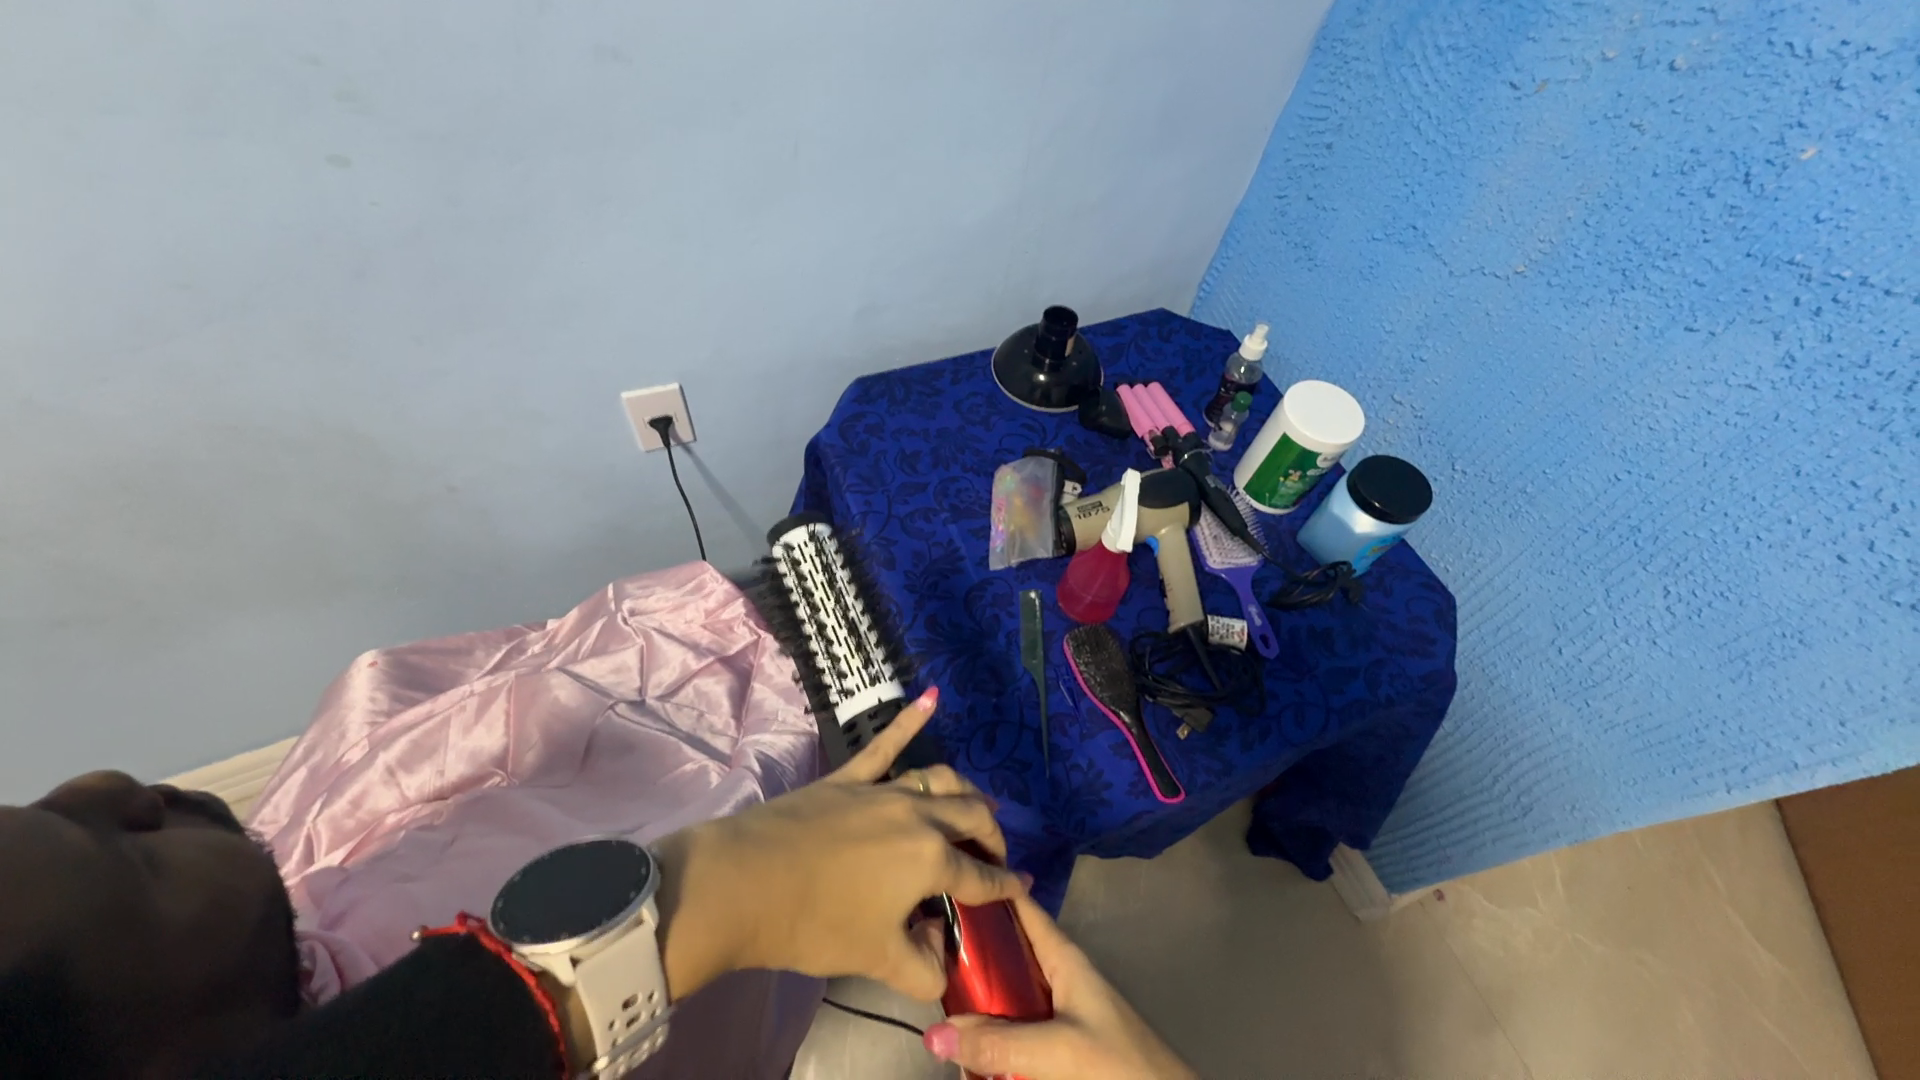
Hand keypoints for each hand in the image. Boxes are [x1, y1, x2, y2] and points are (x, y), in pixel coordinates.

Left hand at [651, 687, 1024, 1001]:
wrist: (742, 884)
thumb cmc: (814, 925)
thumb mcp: (876, 960)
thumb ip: (922, 969)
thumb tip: (942, 962)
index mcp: (931, 859)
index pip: (981, 876)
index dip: (1005, 887)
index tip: (1022, 889)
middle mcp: (917, 815)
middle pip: (971, 816)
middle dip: (992, 836)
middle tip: (996, 855)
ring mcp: (882, 789)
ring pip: (940, 779)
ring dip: (966, 791)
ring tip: (979, 803)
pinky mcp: (848, 777)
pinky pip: (886, 743)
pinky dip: (911, 719)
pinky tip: (931, 696)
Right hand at [923, 893, 1196, 1079]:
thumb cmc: (1119, 1062)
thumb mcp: (1057, 1050)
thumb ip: (998, 1043)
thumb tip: (932, 1034)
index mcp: (1063, 957)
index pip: (1020, 907)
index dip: (988, 887)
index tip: (945, 876)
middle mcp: (1057, 975)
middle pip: (1005, 951)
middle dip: (967, 952)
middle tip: (925, 951)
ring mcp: (1058, 1010)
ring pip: (1005, 993)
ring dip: (975, 1000)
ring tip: (936, 1000)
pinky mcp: (1059, 1042)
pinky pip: (1014, 1028)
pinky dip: (991, 1033)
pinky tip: (967, 1045)